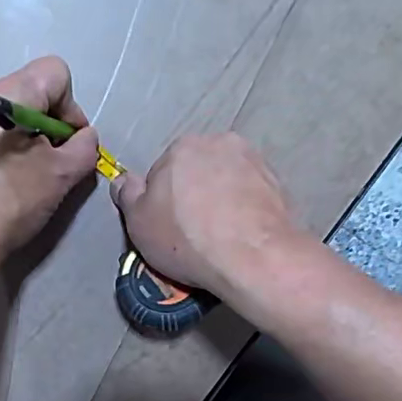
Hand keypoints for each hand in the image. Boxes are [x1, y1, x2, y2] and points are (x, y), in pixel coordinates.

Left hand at [0, 56, 100, 268]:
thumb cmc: (11, 203)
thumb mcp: (61, 173)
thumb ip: (85, 146)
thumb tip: (84, 137)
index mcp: (3, 94)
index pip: (55, 74)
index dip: (71, 109)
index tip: (68, 145)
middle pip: (35, 90)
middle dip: (53, 124)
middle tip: (54, 163)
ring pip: (17, 111)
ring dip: (34, 137)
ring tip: (32, 173)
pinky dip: (14, 145)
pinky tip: (12, 176)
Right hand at [109, 132, 309, 302]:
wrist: (253, 257)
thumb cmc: (188, 239)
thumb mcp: (139, 223)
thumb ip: (128, 196)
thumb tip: (123, 181)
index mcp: (182, 147)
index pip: (163, 172)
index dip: (162, 203)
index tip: (168, 227)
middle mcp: (219, 143)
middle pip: (197, 172)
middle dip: (194, 196)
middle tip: (193, 234)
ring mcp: (253, 161)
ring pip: (227, 181)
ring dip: (222, 201)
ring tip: (221, 237)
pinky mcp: (278, 183)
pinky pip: (252, 195)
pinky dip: (246, 210)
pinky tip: (242, 236)